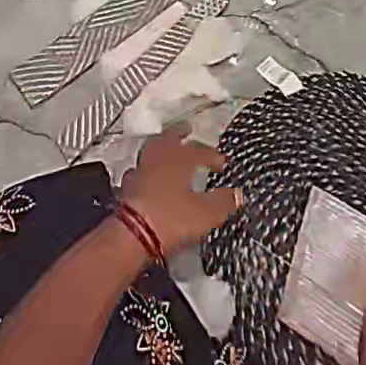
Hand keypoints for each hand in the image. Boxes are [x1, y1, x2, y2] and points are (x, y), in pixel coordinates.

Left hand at [118, 127, 241, 253]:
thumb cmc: (172, 218)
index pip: (200, 151)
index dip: (213, 155)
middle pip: (171, 137)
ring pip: (153, 149)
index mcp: (181, 158)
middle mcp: (160, 157)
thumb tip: (238, 194)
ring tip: (168, 150)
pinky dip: (148, 168)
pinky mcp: (127, 184)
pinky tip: (150, 175)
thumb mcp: (205, 214)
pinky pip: (141, 168)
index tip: (222, 162)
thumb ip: (223, 202)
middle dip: (181, 133)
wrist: (132, 234)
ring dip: (162, 147)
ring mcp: (141, 169)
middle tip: (188, 130)